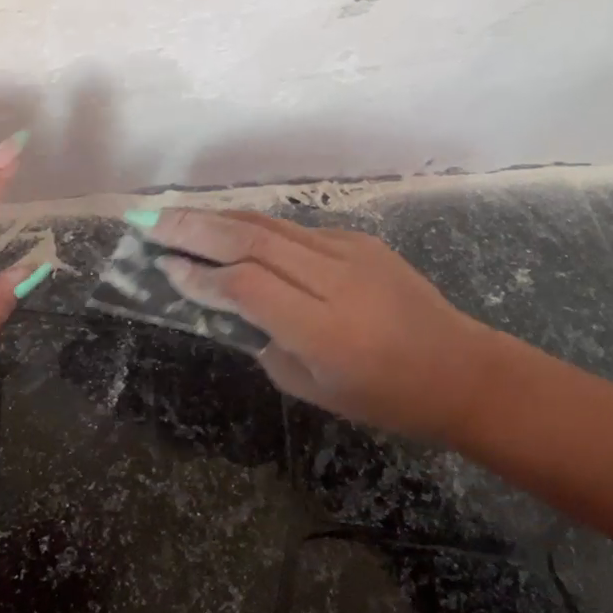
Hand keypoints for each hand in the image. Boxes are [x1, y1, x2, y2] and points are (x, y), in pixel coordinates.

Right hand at [142, 209, 506, 440]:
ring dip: (216, 217)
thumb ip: (263, 343)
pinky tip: (228, 227)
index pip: (244, 286)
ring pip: (268, 224)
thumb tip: (223, 305)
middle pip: (250, 239)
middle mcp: (334, 281)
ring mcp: (350, 253)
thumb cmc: (386, 398)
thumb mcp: (313, 388)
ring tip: (175, 214)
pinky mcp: (359, 240)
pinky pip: (294, 229)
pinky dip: (253, 225)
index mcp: (323, 330)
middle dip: (192, 227)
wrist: (465, 372)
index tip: (162, 266)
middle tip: (147, 221)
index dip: (198, 275)